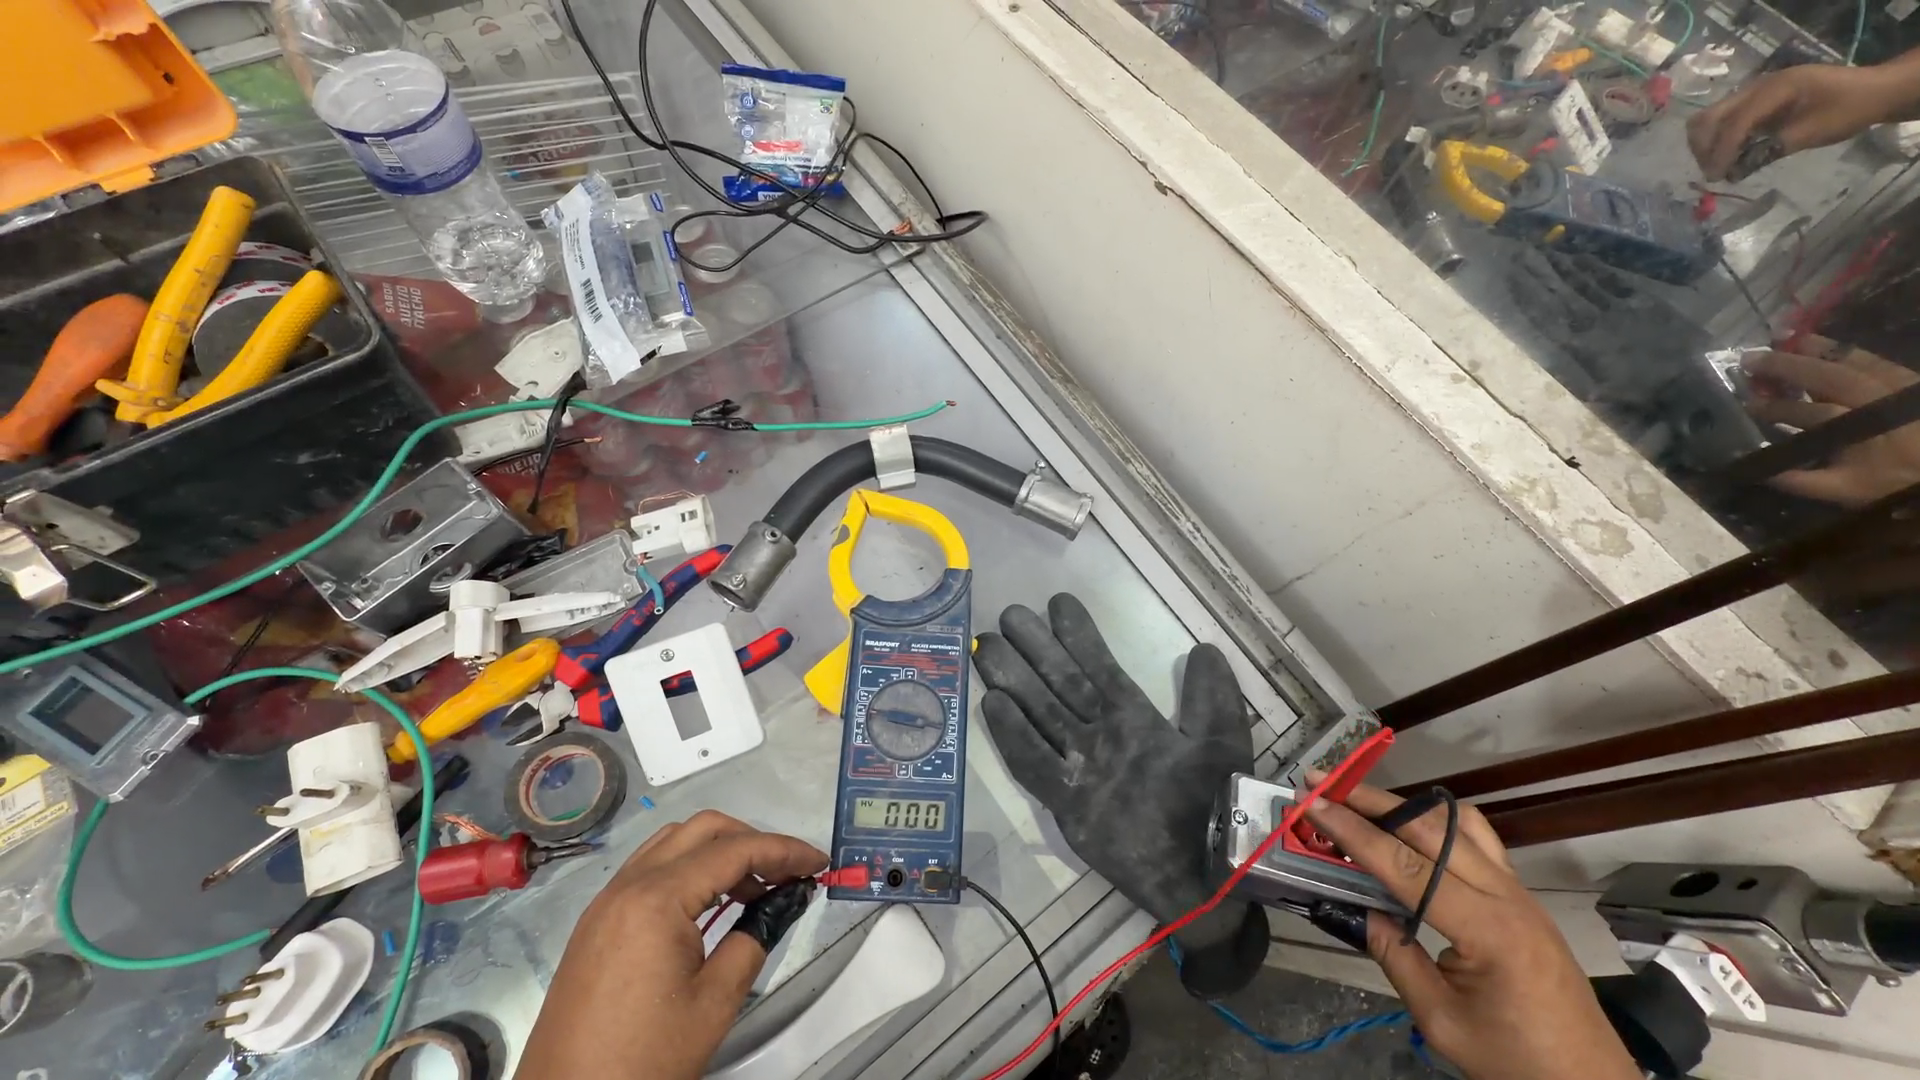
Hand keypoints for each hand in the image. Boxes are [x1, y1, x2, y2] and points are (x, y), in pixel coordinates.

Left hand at [516, 812, 826, 1079]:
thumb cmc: (645, 1057)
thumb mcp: (714, 1001)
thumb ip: (755, 936)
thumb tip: (785, 899)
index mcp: (657, 898)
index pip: (735, 851)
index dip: (784, 851)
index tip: (819, 863)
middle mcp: (629, 883)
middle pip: (703, 829)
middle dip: (752, 841)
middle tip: (786, 874)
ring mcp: (608, 900)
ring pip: (674, 842)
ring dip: (719, 851)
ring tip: (752, 889)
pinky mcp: (598, 920)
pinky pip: (650, 868)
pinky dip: (688, 869)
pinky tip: (709, 904)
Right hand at [973, 593, 1268, 997]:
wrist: (1208, 873)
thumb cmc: (1217, 801)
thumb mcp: (1222, 739)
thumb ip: (1212, 694)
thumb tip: (1203, 647)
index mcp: (1134, 717)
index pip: (1099, 665)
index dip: (1079, 634)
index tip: (1057, 601)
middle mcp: (1101, 734)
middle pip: (1059, 682)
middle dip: (1034, 648)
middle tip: (1008, 615)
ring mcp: (1081, 766)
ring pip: (1040, 712)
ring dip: (1014, 680)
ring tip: (987, 646)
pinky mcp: (1068, 802)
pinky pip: (1033, 763)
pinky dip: (1012, 736)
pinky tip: (991, 705)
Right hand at [1302, 780, 1639, 1079]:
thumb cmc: (1513, 1061)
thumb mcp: (1440, 1019)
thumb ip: (1394, 955)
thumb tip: (1357, 908)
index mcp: (1488, 930)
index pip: (1406, 863)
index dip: (1353, 831)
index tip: (1312, 804)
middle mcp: (1508, 897)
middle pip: (1431, 827)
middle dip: (1371, 801)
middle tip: (1322, 784)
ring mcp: (1520, 893)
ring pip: (1458, 822)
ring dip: (1405, 804)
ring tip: (1359, 799)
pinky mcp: (1522, 897)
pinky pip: (1478, 840)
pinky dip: (1436, 822)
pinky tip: (1409, 828)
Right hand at [1688, 62, 1915, 179]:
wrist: (1875, 90)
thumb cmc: (1848, 110)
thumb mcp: (1812, 132)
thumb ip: (1769, 151)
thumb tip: (1731, 174)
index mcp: (1777, 88)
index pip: (1734, 122)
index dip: (1722, 151)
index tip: (1718, 177)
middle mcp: (1758, 86)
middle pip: (1708, 118)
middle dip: (1704, 148)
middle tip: (1715, 171)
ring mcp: (1753, 92)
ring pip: (1708, 120)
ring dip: (1706, 145)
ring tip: (1720, 165)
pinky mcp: (1753, 101)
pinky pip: (1721, 121)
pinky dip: (1717, 140)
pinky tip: (1730, 154)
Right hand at [1742, 335, 1919, 504]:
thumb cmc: (1892, 483)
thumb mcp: (1842, 491)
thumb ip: (1796, 479)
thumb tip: (1751, 466)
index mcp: (1863, 431)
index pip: (1813, 413)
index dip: (1777, 408)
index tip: (1747, 405)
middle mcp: (1882, 403)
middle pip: (1832, 377)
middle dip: (1788, 366)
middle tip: (1750, 358)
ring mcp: (1900, 387)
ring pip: (1857, 361)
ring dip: (1817, 349)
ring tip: (1782, 338)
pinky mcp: (1909, 381)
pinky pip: (1874, 360)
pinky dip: (1845, 351)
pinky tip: (1821, 345)